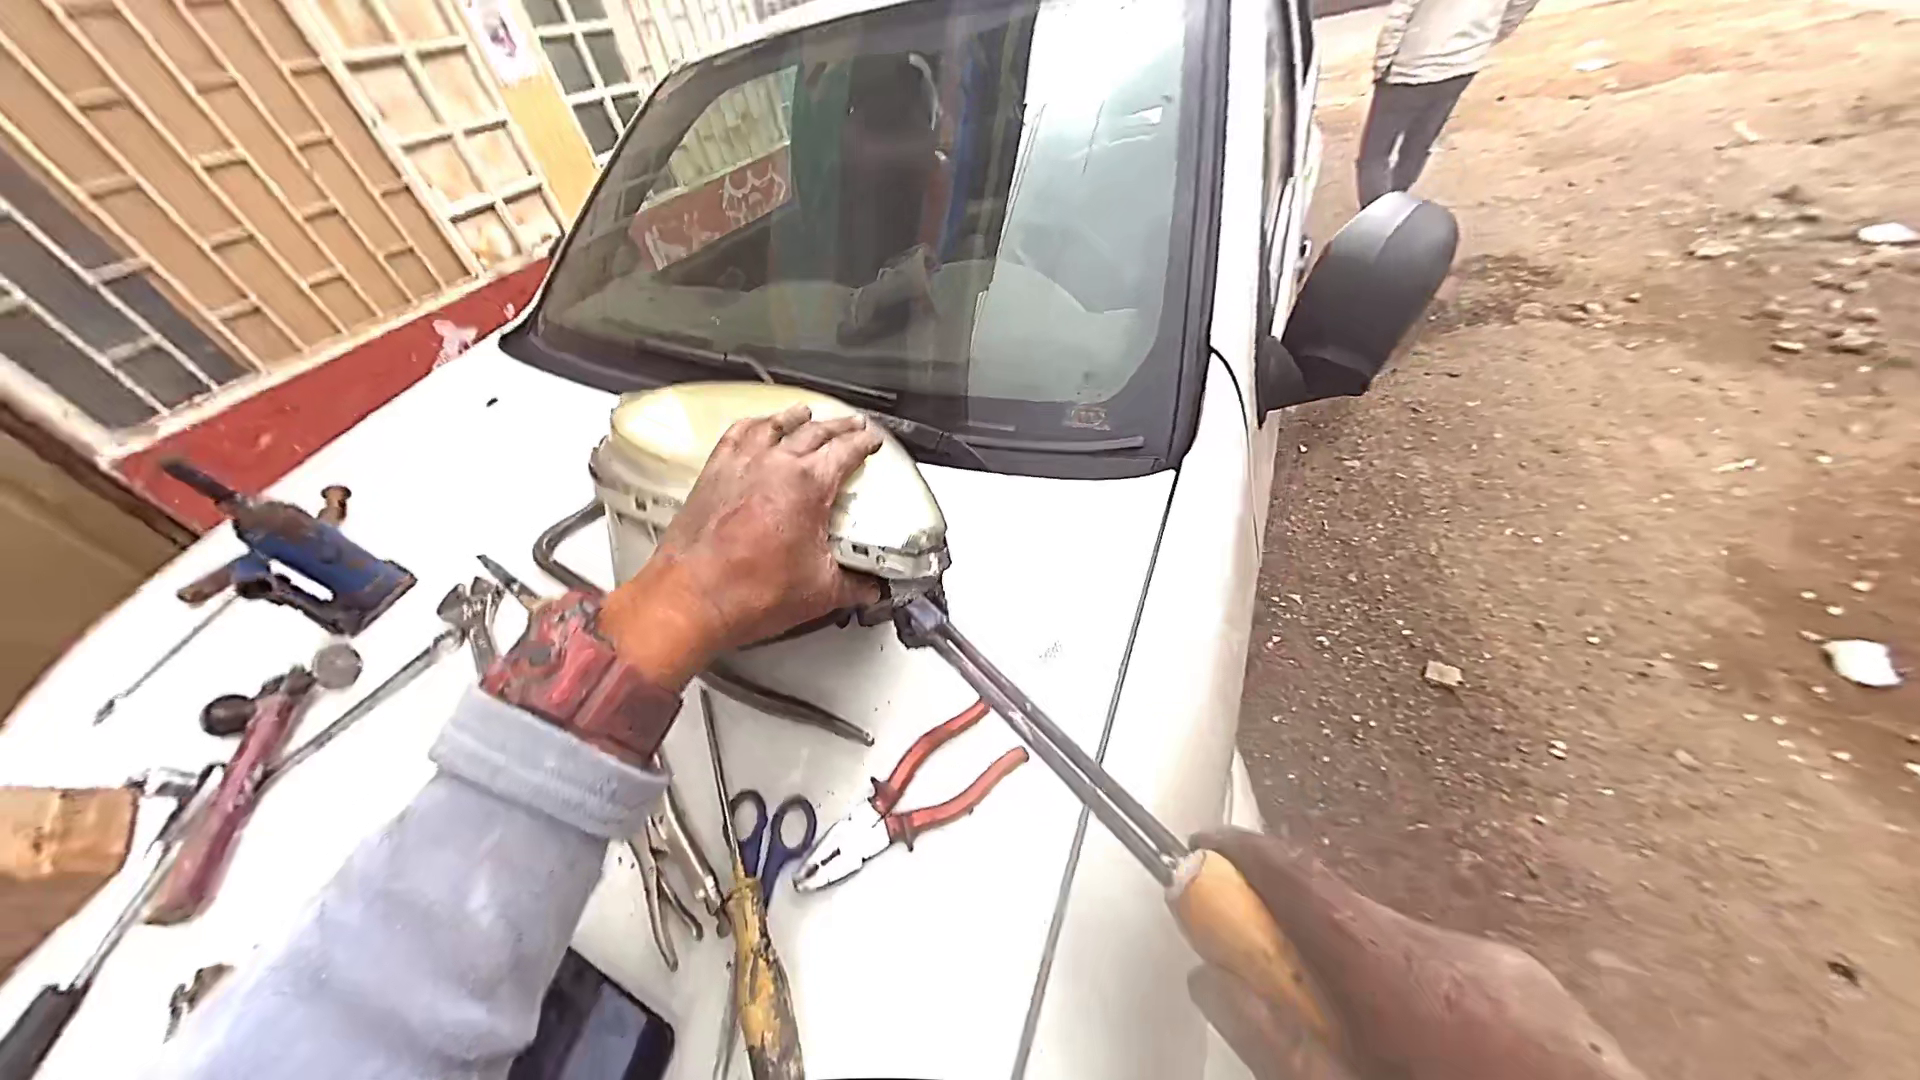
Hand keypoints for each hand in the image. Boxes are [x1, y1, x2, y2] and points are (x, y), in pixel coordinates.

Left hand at [599, 405, 883, 688]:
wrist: (691, 600)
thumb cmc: (749, 593)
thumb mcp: (820, 592)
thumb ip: (854, 585)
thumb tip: (869, 588)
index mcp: (808, 484)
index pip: (846, 451)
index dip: (864, 443)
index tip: (872, 440)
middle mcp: (774, 464)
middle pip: (815, 431)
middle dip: (838, 426)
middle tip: (852, 425)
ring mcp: (740, 465)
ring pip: (774, 426)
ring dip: (795, 418)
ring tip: (806, 413)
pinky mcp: (713, 474)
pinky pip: (736, 435)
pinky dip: (752, 425)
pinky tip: (754, 426)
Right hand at [1189, 829, 1644, 1079]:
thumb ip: (1276, 1042)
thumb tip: (1208, 978)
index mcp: (1403, 977)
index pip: (1294, 873)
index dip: (1235, 851)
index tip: (1195, 849)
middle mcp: (1456, 951)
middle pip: (1339, 909)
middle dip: (1291, 930)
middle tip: (1267, 977)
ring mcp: (1510, 969)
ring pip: (1391, 941)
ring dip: (1354, 969)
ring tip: (1363, 1043)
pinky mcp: (1545, 993)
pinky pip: (1445, 968)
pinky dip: (1408, 990)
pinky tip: (1428, 1054)